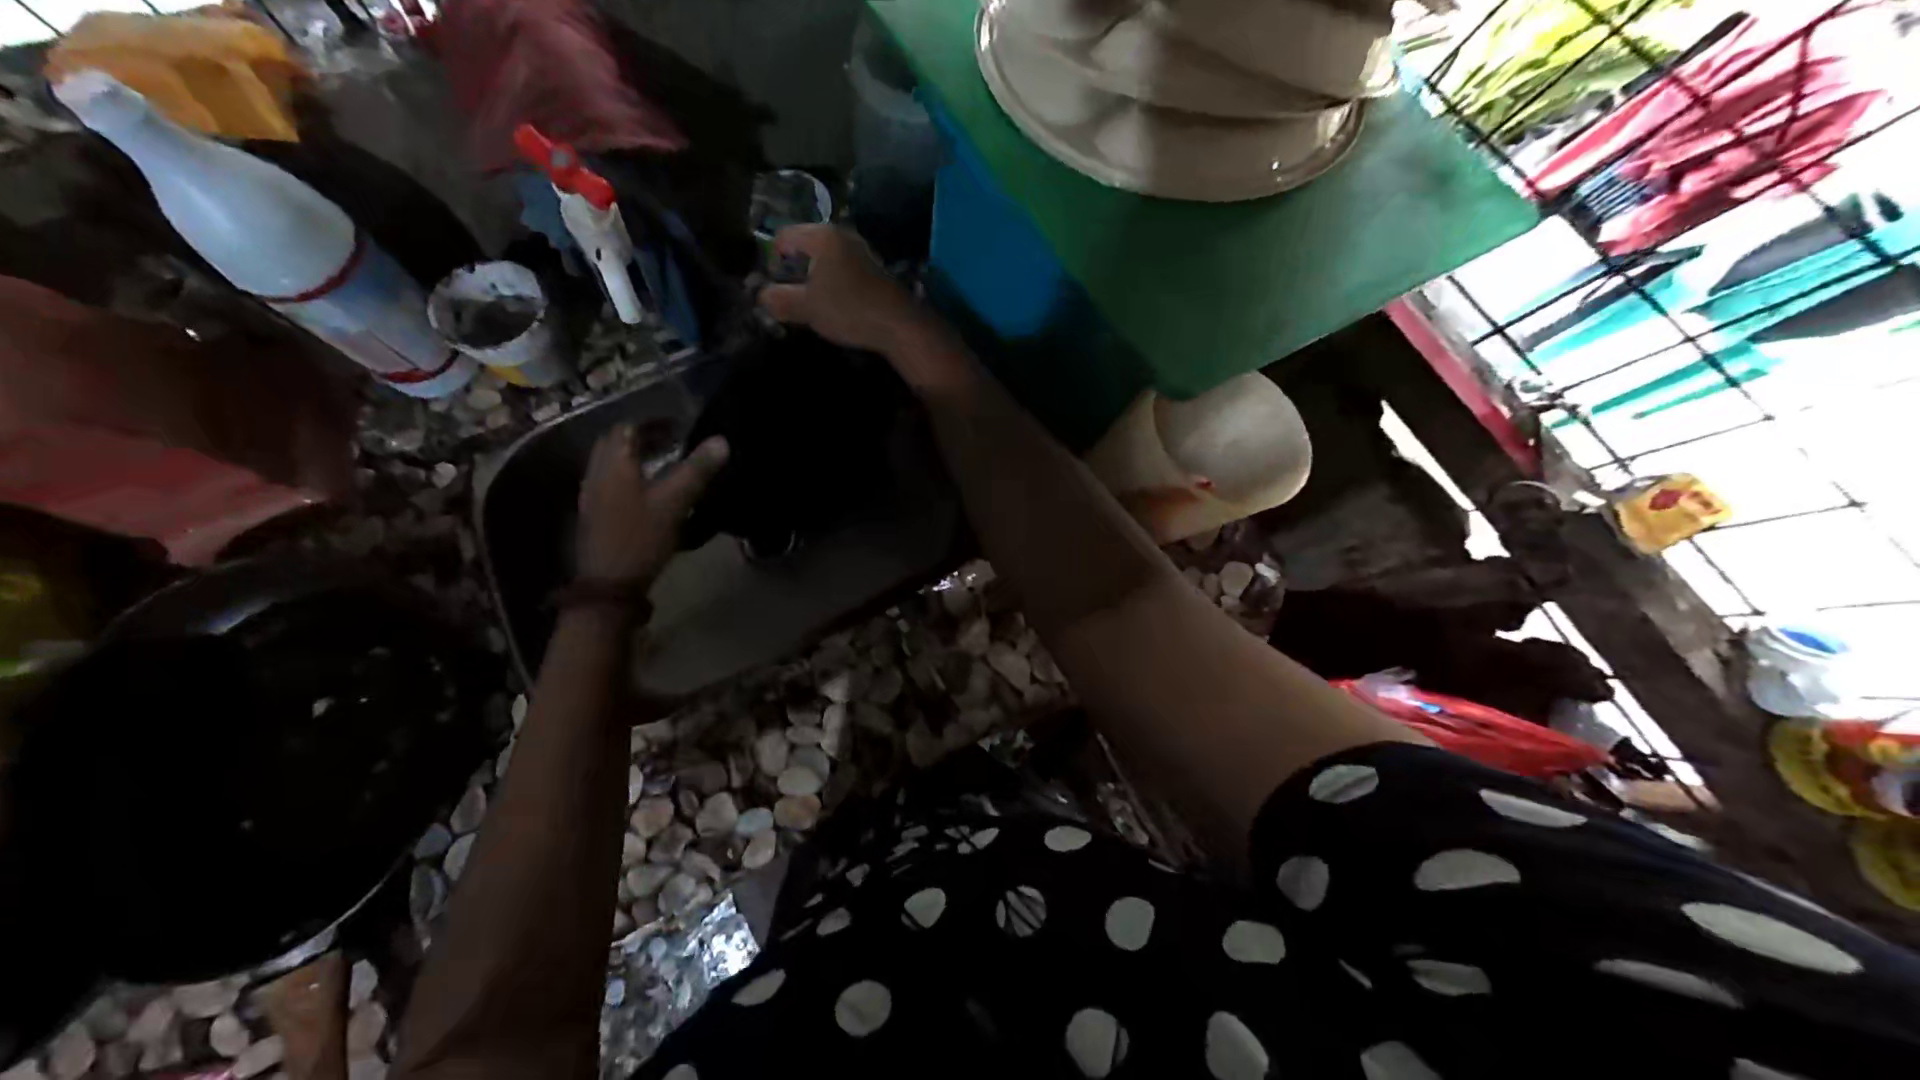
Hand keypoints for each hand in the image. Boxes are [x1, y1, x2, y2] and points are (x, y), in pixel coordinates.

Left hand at [575, 426, 728, 584]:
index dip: (653, 422)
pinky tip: (647, 492)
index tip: (678, 426)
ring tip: (663, 464)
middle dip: (642, 438)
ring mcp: (591, 495)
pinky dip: (628, 477)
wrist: (608, 584)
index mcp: (614, 464)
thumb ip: (697, 470)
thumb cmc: (641, 538)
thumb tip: (722, 440)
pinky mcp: (593, 515)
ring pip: (610, 463)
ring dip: (634, 457)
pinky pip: (609, 482)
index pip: (628, 428)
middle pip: (615, 443)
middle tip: (671, 442)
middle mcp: (597, 473)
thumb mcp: (675, 502)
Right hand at [758, 224, 925, 353]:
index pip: (783, 236)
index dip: (773, 261)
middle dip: (794, 270)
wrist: (900, 324)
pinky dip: (834, 283)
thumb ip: (777, 299)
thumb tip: (761, 296)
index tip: (777, 287)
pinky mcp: (874, 269)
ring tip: (815, 304)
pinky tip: (838, 305)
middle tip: (793, 297)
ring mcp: (862, 251)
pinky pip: (843, 270)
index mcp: (823, 235)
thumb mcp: (806, 307)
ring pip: (826, 259)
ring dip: (815, 279)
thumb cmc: (849, 310)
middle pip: (805, 245)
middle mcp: (843, 235)